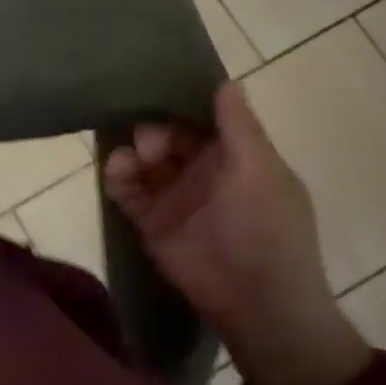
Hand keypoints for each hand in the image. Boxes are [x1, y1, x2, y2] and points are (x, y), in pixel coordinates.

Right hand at [104, 84, 369, 384]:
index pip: (200, 119)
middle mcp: (202, 172)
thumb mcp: (261, 172)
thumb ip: (240, 127)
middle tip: (150, 143)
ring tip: (133, 162)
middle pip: (165, 135)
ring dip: (132, 152)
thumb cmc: (268, 231)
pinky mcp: (149, 220)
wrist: (257, 304)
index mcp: (236, 158)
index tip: (154, 87)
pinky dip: (117, 177)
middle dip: (152, 130)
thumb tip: (226, 80)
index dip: (179, 104)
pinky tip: (119, 175)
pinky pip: (124, 189)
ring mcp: (174, 197)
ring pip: (141, 159)